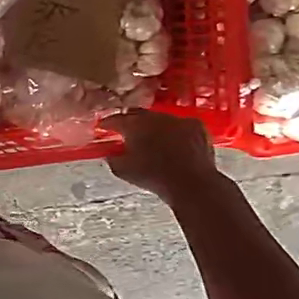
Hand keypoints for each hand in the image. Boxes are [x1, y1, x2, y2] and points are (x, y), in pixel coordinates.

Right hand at [101, 110, 221, 201]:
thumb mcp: (122, 171)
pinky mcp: (196, 126)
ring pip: (161, 119)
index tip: (103, 127)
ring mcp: (177, 119)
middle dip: (131, 122)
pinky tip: (176, 144)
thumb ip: (112, 158)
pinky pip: (181, 125)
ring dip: (155, 127)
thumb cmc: (153, 177)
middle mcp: (154, 117)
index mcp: (133, 125)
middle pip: (138, 115)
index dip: (107, 123)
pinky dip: (176, 132)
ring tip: (154, 140)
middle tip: (127, 132)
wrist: (191, 183)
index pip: (115, 119)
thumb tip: (110, 154)